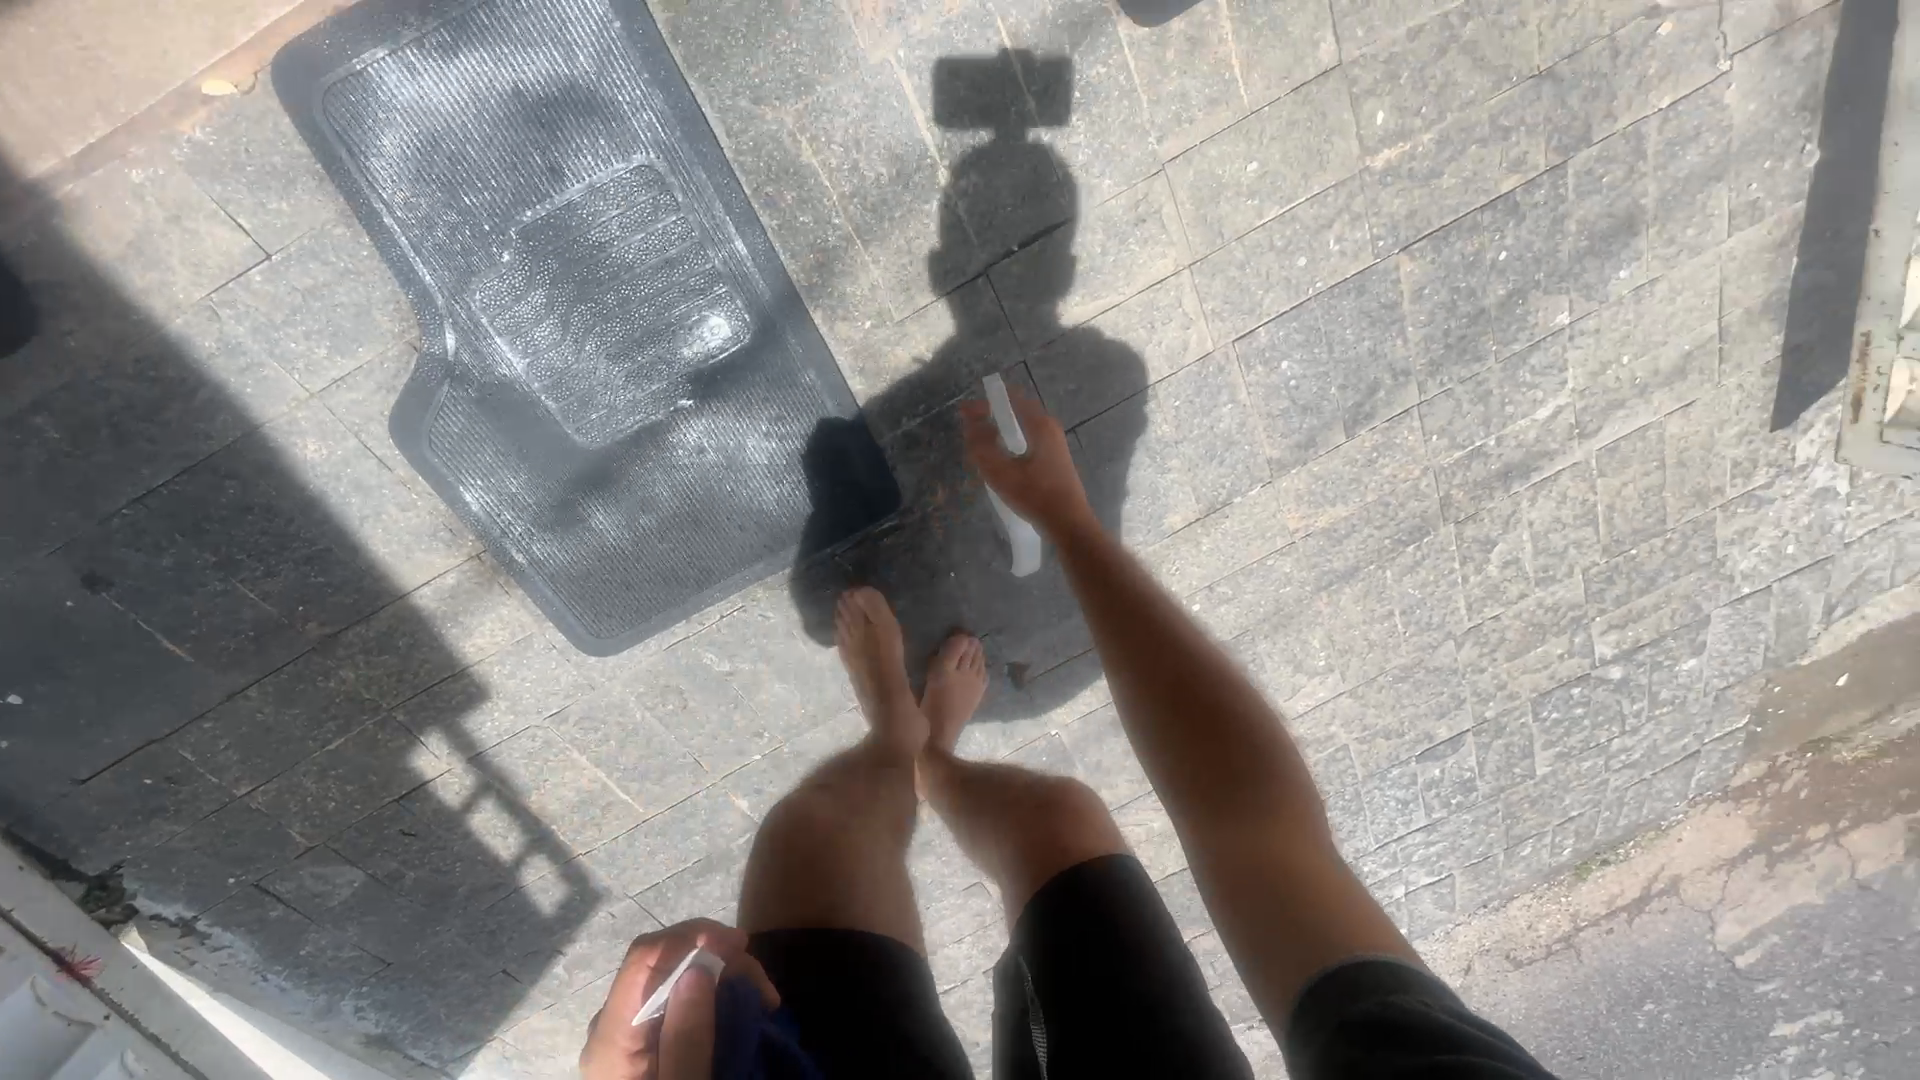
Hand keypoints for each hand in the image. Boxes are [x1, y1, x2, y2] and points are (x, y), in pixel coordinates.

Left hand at [579, 920, 778, 1079]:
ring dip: (725, 975)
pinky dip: (716, 993)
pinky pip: (680, 997)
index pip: (644, 957)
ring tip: (764, 1001)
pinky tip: (745, 1007)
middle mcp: (614, 1024)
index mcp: (612, 1036)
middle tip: (763, 984)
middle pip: (665, 961)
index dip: (690, 936)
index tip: (739, 945)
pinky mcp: (647, 1040)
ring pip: (678, 974)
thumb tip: (697, 967)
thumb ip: (688, 1037)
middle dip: (719, 958)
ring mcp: (630, 1032)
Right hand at [960, 392, 1096, 538]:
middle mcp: (1050, 428)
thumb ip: (982, 445)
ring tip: (982, 446)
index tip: (965, 413)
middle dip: (992, 416)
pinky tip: (1002, 462)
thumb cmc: (1035, 496)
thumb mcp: (1000, 472)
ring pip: (1023, 429)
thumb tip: (972, 422)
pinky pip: (1029, 442)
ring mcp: (1055, 445)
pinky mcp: (1055, 460)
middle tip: (971, 429)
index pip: (1011, 398)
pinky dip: (1012, 444)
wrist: (1069, 524)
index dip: (985, 402)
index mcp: (1040, 425)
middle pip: (1017, 412)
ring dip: (1002, 432)